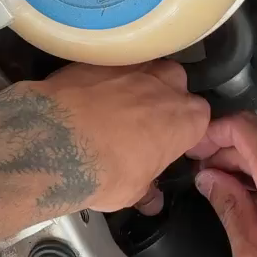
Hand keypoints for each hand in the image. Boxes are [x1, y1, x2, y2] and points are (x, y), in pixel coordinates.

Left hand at [0, 61, 211, 213]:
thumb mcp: (132, 192)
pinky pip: (110, 65)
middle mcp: (166, 84)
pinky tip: (88, 98)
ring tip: (113, 107)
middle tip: (140, 123)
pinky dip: (103, 78)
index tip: (167, 141)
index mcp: (186, 118)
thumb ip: (147, 190)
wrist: (57, 141)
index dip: (182, 129)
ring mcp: (134, 65)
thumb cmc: (104, 168)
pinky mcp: (101, 57)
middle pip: (175, 84)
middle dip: (161, 98)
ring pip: (144, 69)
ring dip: (134, 84)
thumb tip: (150, 199)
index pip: (199, 118)